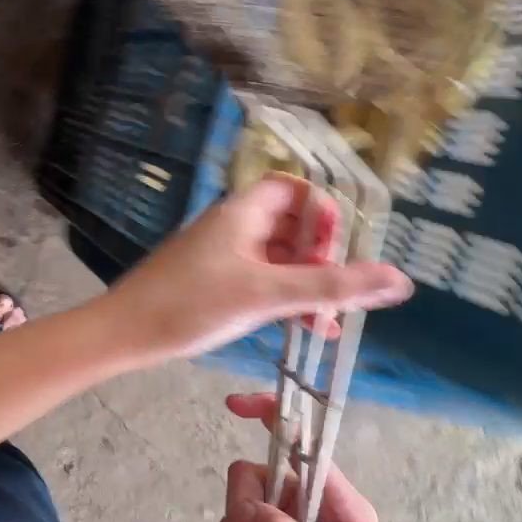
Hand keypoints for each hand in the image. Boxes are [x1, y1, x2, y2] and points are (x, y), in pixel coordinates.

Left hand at [102, 175, 413, 362]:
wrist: (122, 332)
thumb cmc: (189, 304)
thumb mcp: (265, 294)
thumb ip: (330, 286)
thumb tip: (399, 279)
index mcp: (240, 214)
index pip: (292, 189)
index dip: (322, 211)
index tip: (336, 248)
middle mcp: (231, 227)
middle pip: (292, 225)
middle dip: (323, 255)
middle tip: (336, 291)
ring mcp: (221, 255)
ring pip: (280, 258)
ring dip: (310, 283)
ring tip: (330, 321)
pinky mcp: (213, 282)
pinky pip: (262, 280)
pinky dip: (288, 298)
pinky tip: (310, 329)